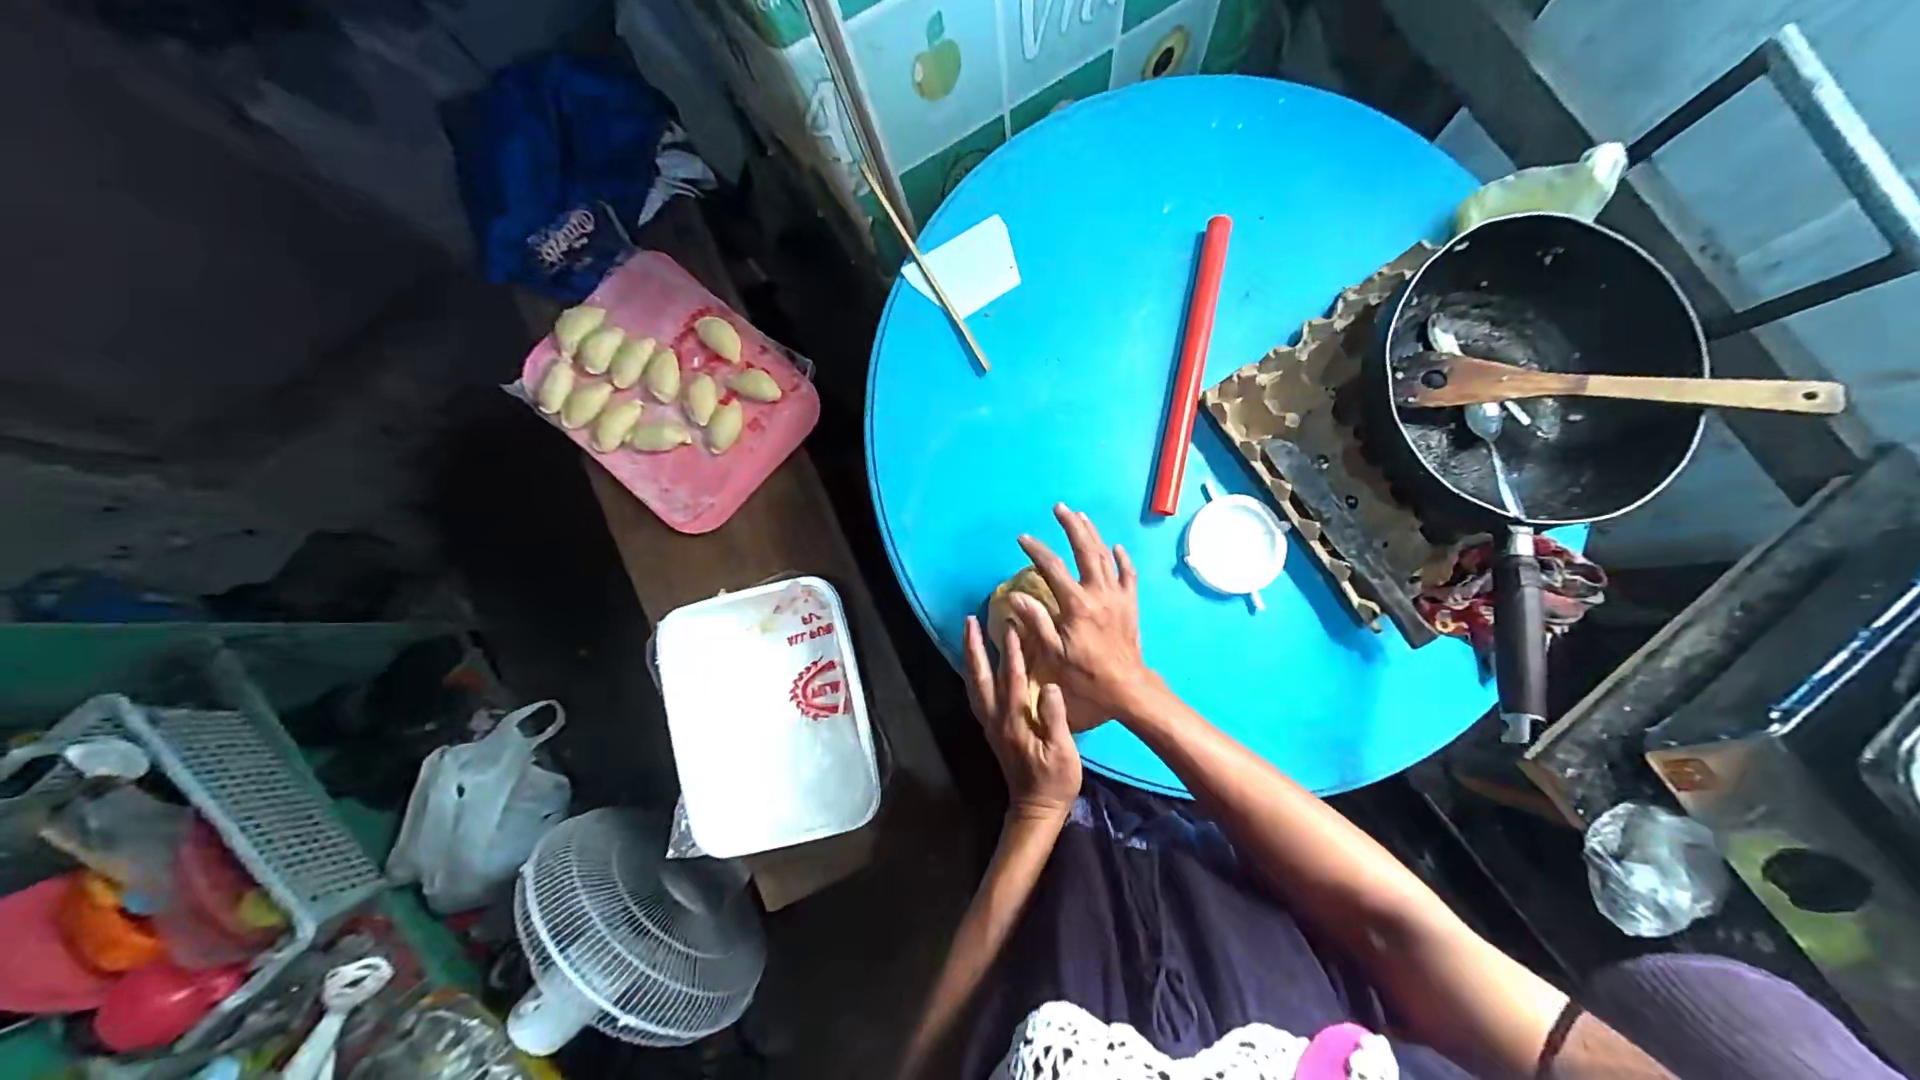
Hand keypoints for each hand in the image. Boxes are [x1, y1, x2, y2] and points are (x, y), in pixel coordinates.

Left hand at [963, 614, 1081, 821]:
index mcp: (1015, 721)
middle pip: (981, 677)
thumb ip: (1055, 719)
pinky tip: (974, 666)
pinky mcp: (990, 728)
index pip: (1012, 679)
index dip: (1012, 652)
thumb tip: (1051, 686)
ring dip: (970, 657)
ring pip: (974, 684)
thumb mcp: (1063, 752)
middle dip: (975, 647)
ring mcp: (990, 724)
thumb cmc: (1055, 780)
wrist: (1036, 808)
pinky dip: (972, 675)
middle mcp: (996, 718)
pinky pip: (976, 694)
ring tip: (968, 634)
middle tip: (969, 620)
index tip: (1011, 626)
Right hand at [1008, 504, 1155, 715]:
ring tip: (1081, 516)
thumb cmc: (1085, 674)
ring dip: (1093, 534)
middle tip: (1059, 508)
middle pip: (1085, 550)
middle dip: (1071, 526)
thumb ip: (1036, 622)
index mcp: (1077, 604)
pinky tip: (1116, 547)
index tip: (1023, 538)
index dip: (1036, 550)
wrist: (1126, 688)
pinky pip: (1128, 575)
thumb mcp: (1054, 653)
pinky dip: (1122, 559)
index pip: (1053, 568)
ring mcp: (1118, 597)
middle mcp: (1099, 593)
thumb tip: (1015, 597)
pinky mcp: (1131, 604)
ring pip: (1106, 556)